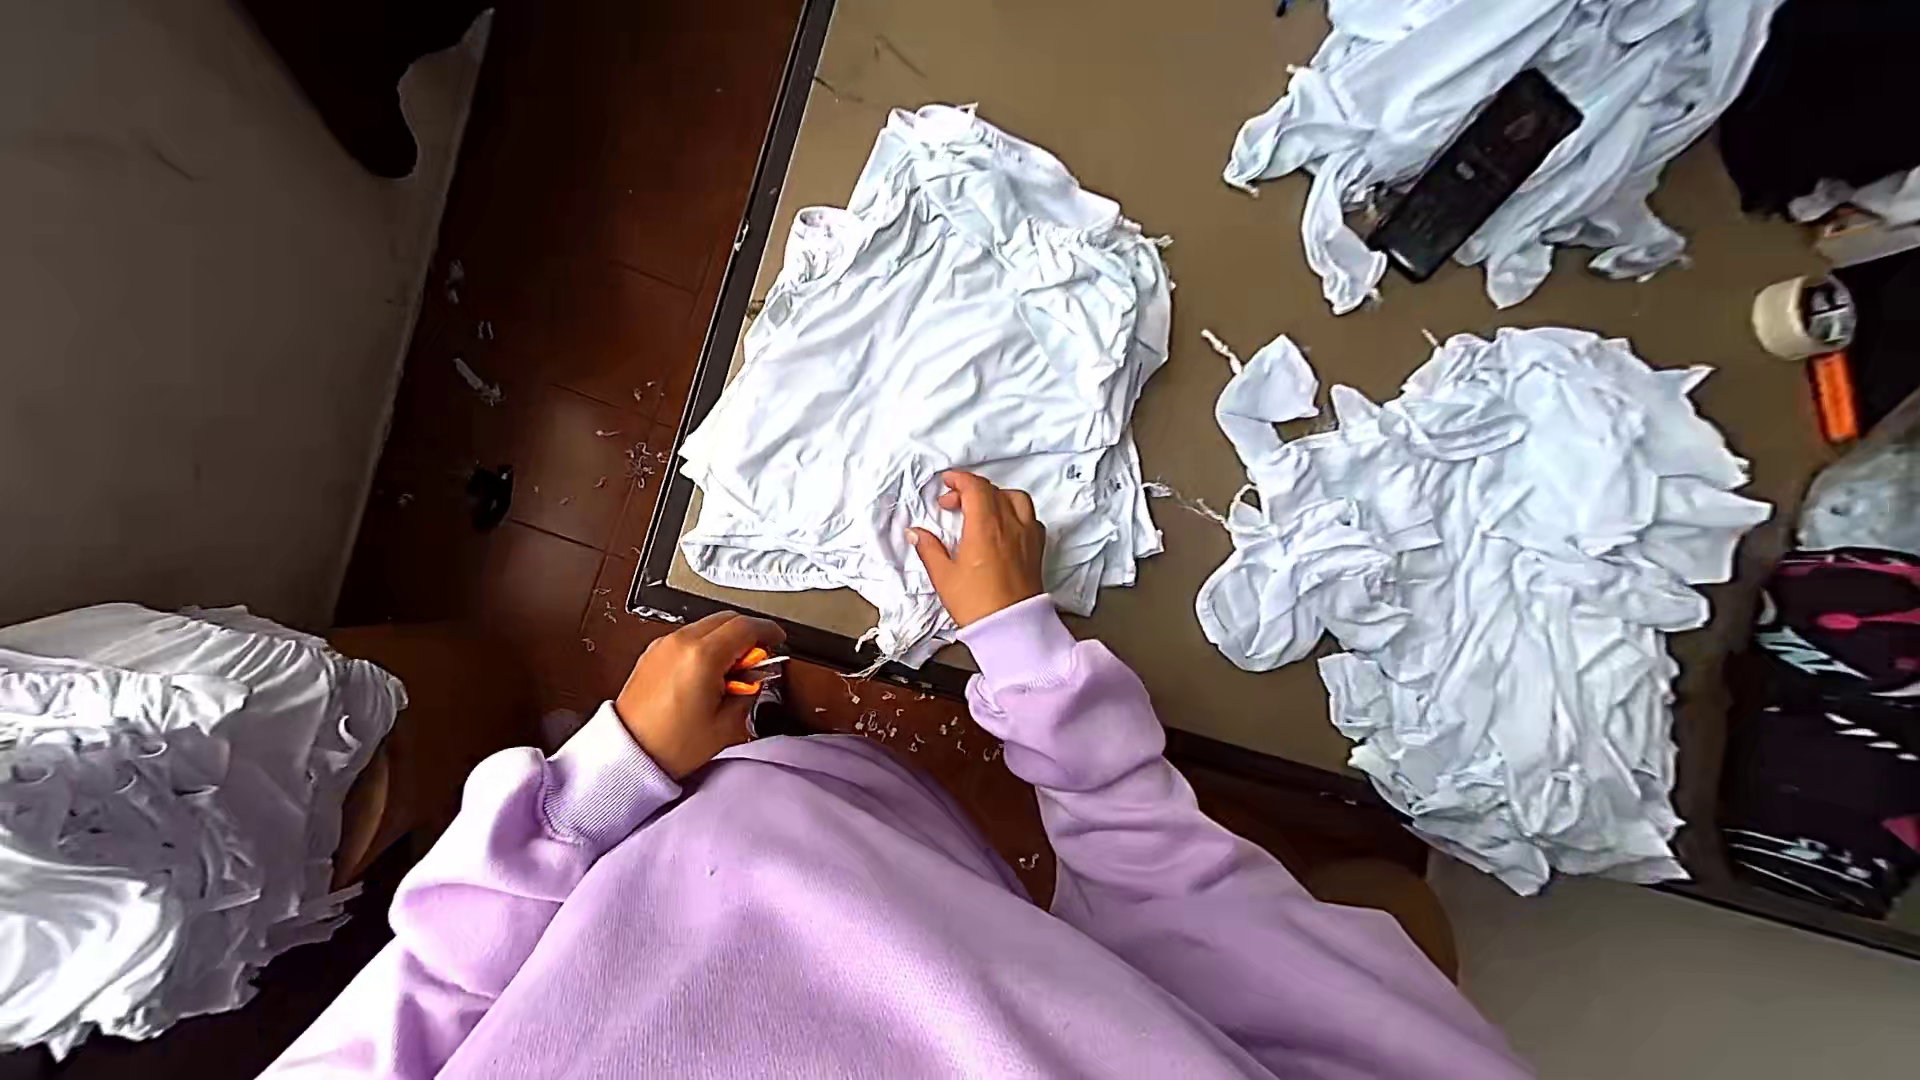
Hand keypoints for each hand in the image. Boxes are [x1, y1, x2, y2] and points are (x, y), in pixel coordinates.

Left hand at [614, 612, 784, 778]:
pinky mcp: (653, 653)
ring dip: (727, 638)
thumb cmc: (668, 745)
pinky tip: (710, 672)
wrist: (624, 756)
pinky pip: (689, 635)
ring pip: (708, 624)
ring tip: (732, 671)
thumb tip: (756, 677)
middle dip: (749, 633)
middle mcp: (681, 642)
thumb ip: (750, 692)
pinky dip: (707, 644)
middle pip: (728, 618)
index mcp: (702, 655)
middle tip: (759, 660)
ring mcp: (664, 645)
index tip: (778, 640)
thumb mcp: (728, 723)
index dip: (769, 631)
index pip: (747, 626)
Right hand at [906, 470, 1045, 626]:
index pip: (975, 487)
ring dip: (996, 496)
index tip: (947, 483)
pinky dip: (1015, 512)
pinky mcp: (1036, 548)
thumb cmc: (977, 604)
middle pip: (992, 490)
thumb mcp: (944, 576)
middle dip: (970, 489)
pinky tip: (1004, 525)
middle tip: (951, 503)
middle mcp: (1009, 525)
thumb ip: (929, 549)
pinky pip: (1030, 517)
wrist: (1011, 627)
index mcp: (985, 527)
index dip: (959, 479)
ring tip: (981, 508)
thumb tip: (915, 533)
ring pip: (1016, 498)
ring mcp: (1027, 535)